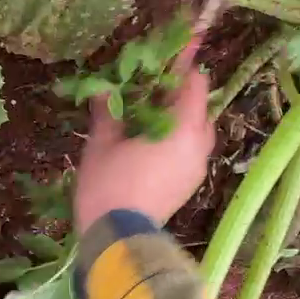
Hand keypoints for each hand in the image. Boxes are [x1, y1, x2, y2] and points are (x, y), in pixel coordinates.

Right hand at [73, 68, 214, 227]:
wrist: (116, 241)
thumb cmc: (108, 188)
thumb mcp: (101, 147)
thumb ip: (108, 115)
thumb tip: (104, 89)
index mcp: (182, 128)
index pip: (194, 84)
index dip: (182, 67)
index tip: (169, 57)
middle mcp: (198, 146)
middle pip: (199, 109)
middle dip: (179, 98)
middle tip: (152, 96)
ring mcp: (195, 171)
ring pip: (195, 135)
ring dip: (178, 125)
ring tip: (149, 126)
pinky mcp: (187, 190)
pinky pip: (187, 157)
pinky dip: (175, 148)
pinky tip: (149, 152)